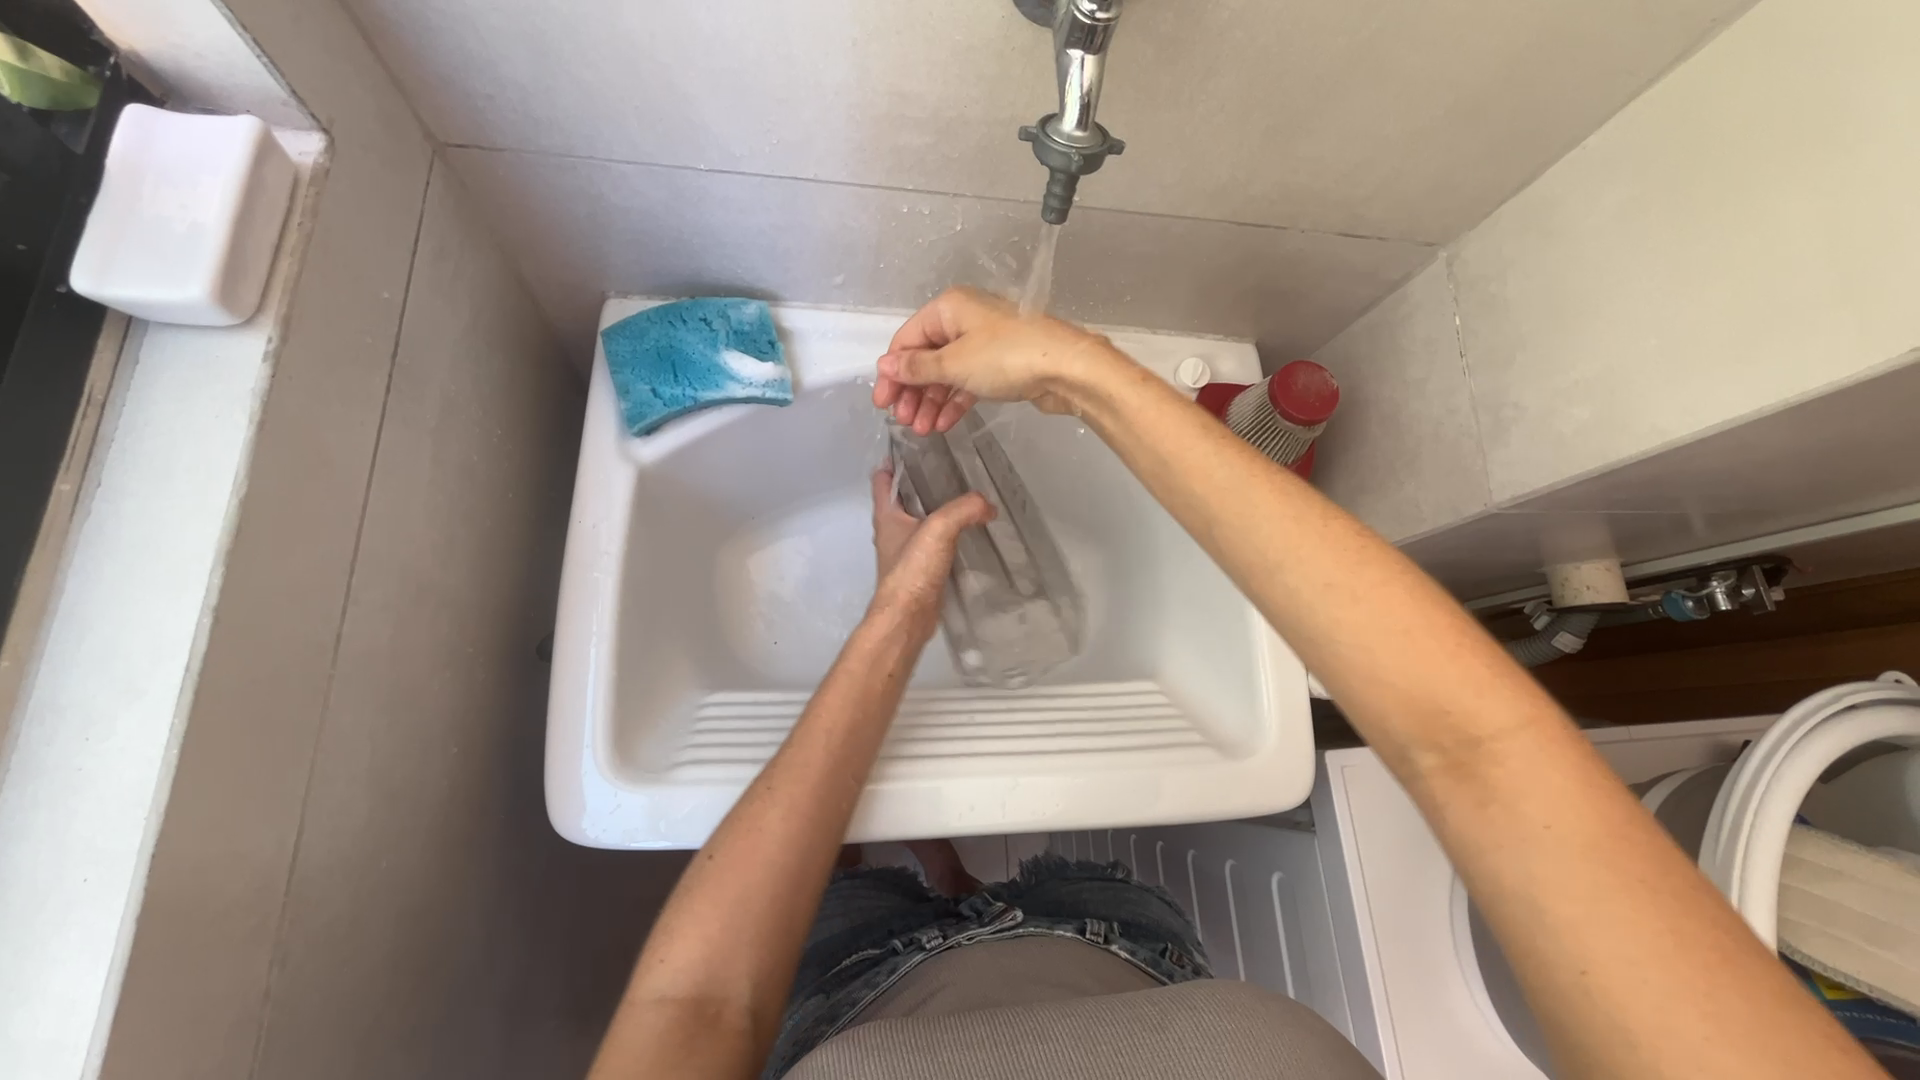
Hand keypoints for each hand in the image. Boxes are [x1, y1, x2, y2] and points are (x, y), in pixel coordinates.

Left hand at [867, 468, 994, 635]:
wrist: (907, 619)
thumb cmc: (912, 570)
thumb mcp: (939, 529)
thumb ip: (964, 510)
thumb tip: (988, 505)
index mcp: (886, 515)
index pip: (882, 478)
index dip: (894, 460)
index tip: (916, 447)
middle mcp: (892, 530)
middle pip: (904, 497)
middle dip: (923, 482)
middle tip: (952, 468)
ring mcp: (906, 551)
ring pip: (921, 520)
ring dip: (938, 509)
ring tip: (966, 496)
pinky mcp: (921, 569)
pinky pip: (935, 543)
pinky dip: (949, 534)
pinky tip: (969, 532)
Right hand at [873, 286, 1126, 434]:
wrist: (1067, 368)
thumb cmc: (1008, 357)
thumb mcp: (955, 363)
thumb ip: (917, 367)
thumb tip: (885, 366)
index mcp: (948, 309)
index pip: (907, 340)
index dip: (892, 372)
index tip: (883, 403)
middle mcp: (964, 321)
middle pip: (925, 358)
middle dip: (912, 391)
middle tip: (903, 421)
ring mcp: (984, 343)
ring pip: (946, 374)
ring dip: (931, 402)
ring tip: (923, 430)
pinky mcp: (1000, 365)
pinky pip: (967, 383)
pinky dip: (954, 402)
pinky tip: (943, 424)